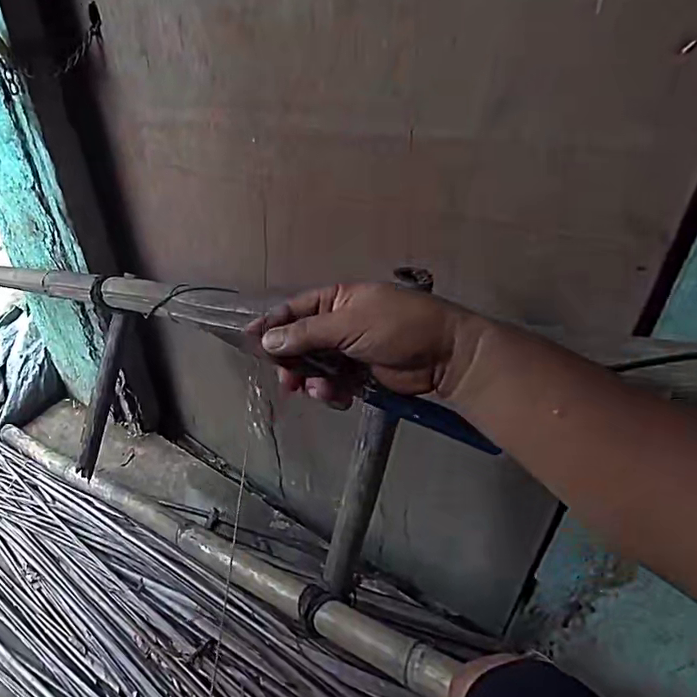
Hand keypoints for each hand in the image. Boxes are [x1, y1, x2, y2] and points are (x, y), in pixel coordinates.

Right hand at [244, 283, 492, 407]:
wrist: (446, 356)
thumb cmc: (399, 327)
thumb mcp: (349, 324)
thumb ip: (306, 332)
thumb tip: (266, 338)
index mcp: (337, 299)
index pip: (294, 310)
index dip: (272, 325)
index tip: (249, 340)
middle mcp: (338, 323)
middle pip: (299, 342)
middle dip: (290, 361)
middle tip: (287, 379)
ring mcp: (348, 350)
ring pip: (313, 368)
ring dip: (311, 381)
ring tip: (318, 391)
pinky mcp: (358, 375)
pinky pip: (332, 384)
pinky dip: (331, 392)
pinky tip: (339, 397)